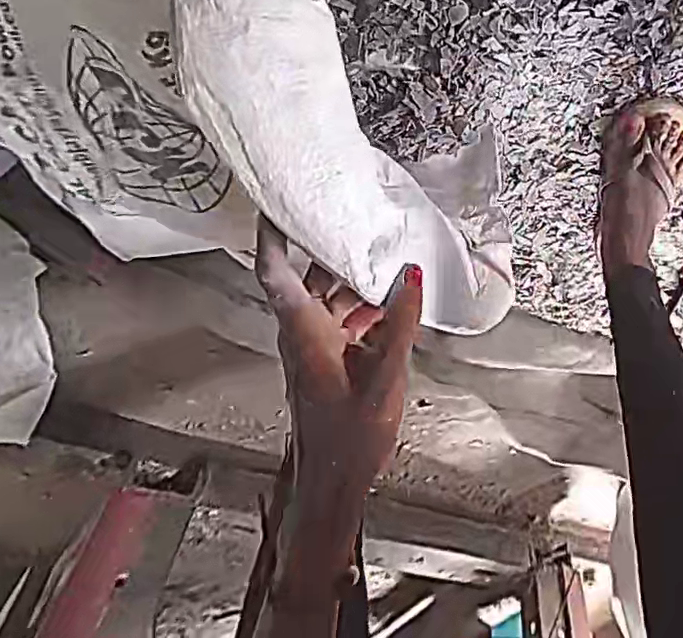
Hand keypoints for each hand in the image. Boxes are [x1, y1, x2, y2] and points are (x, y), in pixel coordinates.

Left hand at [254, 216, 421, 517]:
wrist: (334, 482)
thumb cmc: (349, 435)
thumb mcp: (384, 374)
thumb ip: (399, 321)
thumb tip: (411, 272)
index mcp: (303, 329)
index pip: (275, 270)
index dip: (271, 233)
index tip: (274, 200)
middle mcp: (302, 331)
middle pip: (309, 276)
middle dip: (331, 247)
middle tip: (355, 217)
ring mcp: (314, 345)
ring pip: (329, 297)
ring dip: (354, 280)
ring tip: (386, 258)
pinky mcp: (328, 358)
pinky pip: (341, 318)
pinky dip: (363, 306)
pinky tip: (391, 303)